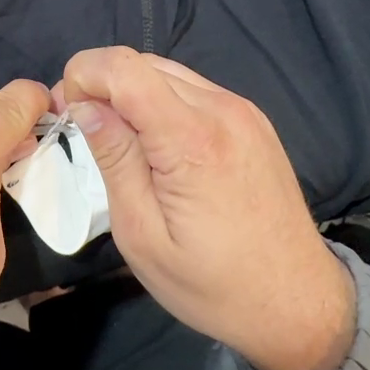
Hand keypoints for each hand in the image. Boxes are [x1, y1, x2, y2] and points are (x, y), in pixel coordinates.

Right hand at [59, 47, 355, 369]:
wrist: (301, 305)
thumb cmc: (214, 284)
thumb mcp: (142, 235)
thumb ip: (113, 159)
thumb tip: (83, 105)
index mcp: (191, 138)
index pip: (123, 67)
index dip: (84, 74)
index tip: (67, 110)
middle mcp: (220, 109)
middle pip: (141, 63)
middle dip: (102, 84)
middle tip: (83, 127)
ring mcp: (242, 110)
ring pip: (166, 71)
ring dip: (131, 91)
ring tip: (119, 138)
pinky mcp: (252, 119)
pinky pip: (191, 88)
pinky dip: (161, 100)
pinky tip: (157, 142)